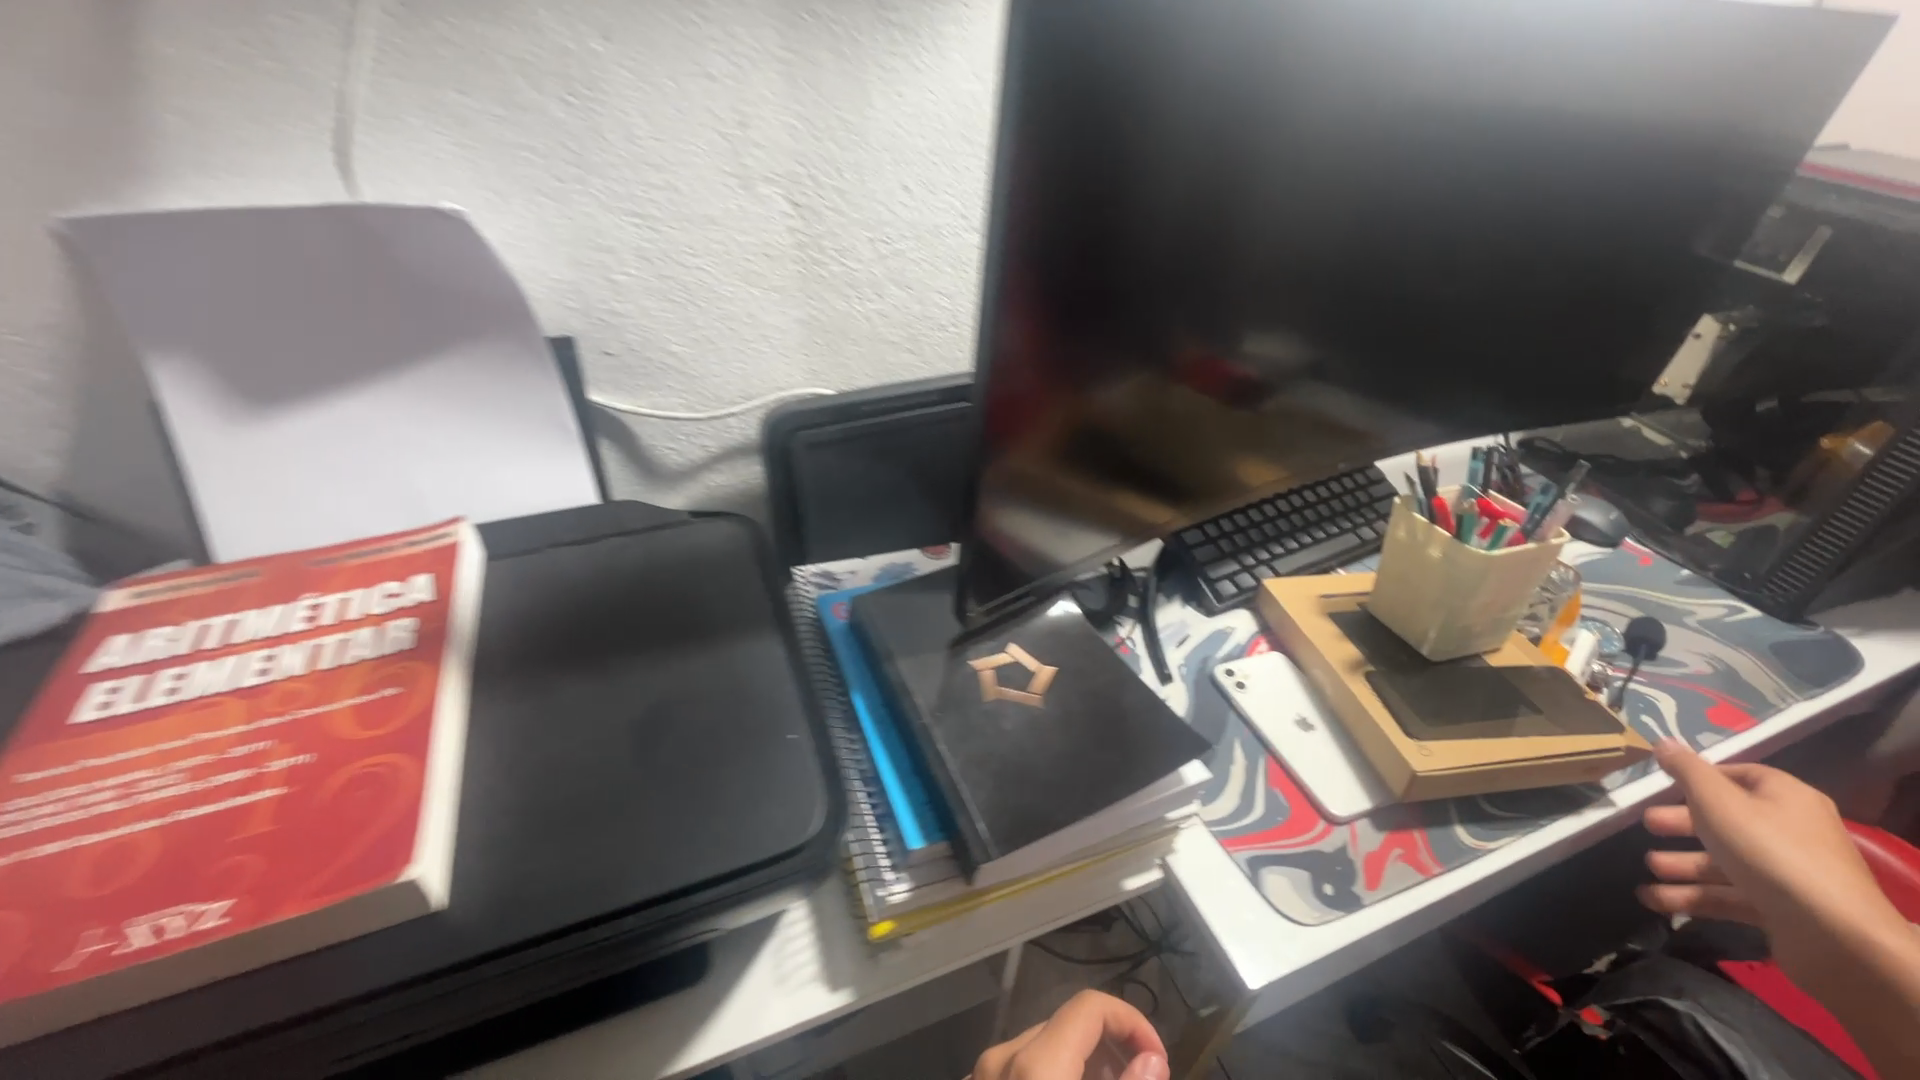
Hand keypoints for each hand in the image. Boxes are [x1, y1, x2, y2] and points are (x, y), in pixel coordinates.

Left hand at [972, 990, 1167, 1079]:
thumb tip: (1152, 1057)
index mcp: (1033, 1062)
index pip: (1090, 1006)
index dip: (1132, 1022)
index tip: (1159, 1061)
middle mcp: (999, 1058)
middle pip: (1066, 1028)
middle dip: (1111, 1048)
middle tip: (1140, 1079)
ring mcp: (979, 1076)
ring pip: (1041, 1051)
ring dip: (1082, 1064)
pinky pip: (1017, 1072)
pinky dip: (1049, 1075)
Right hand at [1638, 739, 1906, 991]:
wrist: (1834, 936)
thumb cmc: (1770, 851)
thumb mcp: (1718, 801)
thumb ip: (1687, 771)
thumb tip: (1664, 741)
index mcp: (1786, 798)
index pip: (1740, 776)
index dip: (1700, 778)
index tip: (1662, 784)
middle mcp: (1791, 831)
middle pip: (1727, 821)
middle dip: (1681, 824)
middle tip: (1646, 824)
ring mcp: (1787, 874)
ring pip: (1724, 861)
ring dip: (1681, 863)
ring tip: (1649, 865)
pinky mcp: (1780, 909)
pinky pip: (1728, 896)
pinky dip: (1691, 896)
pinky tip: (1653, 898)